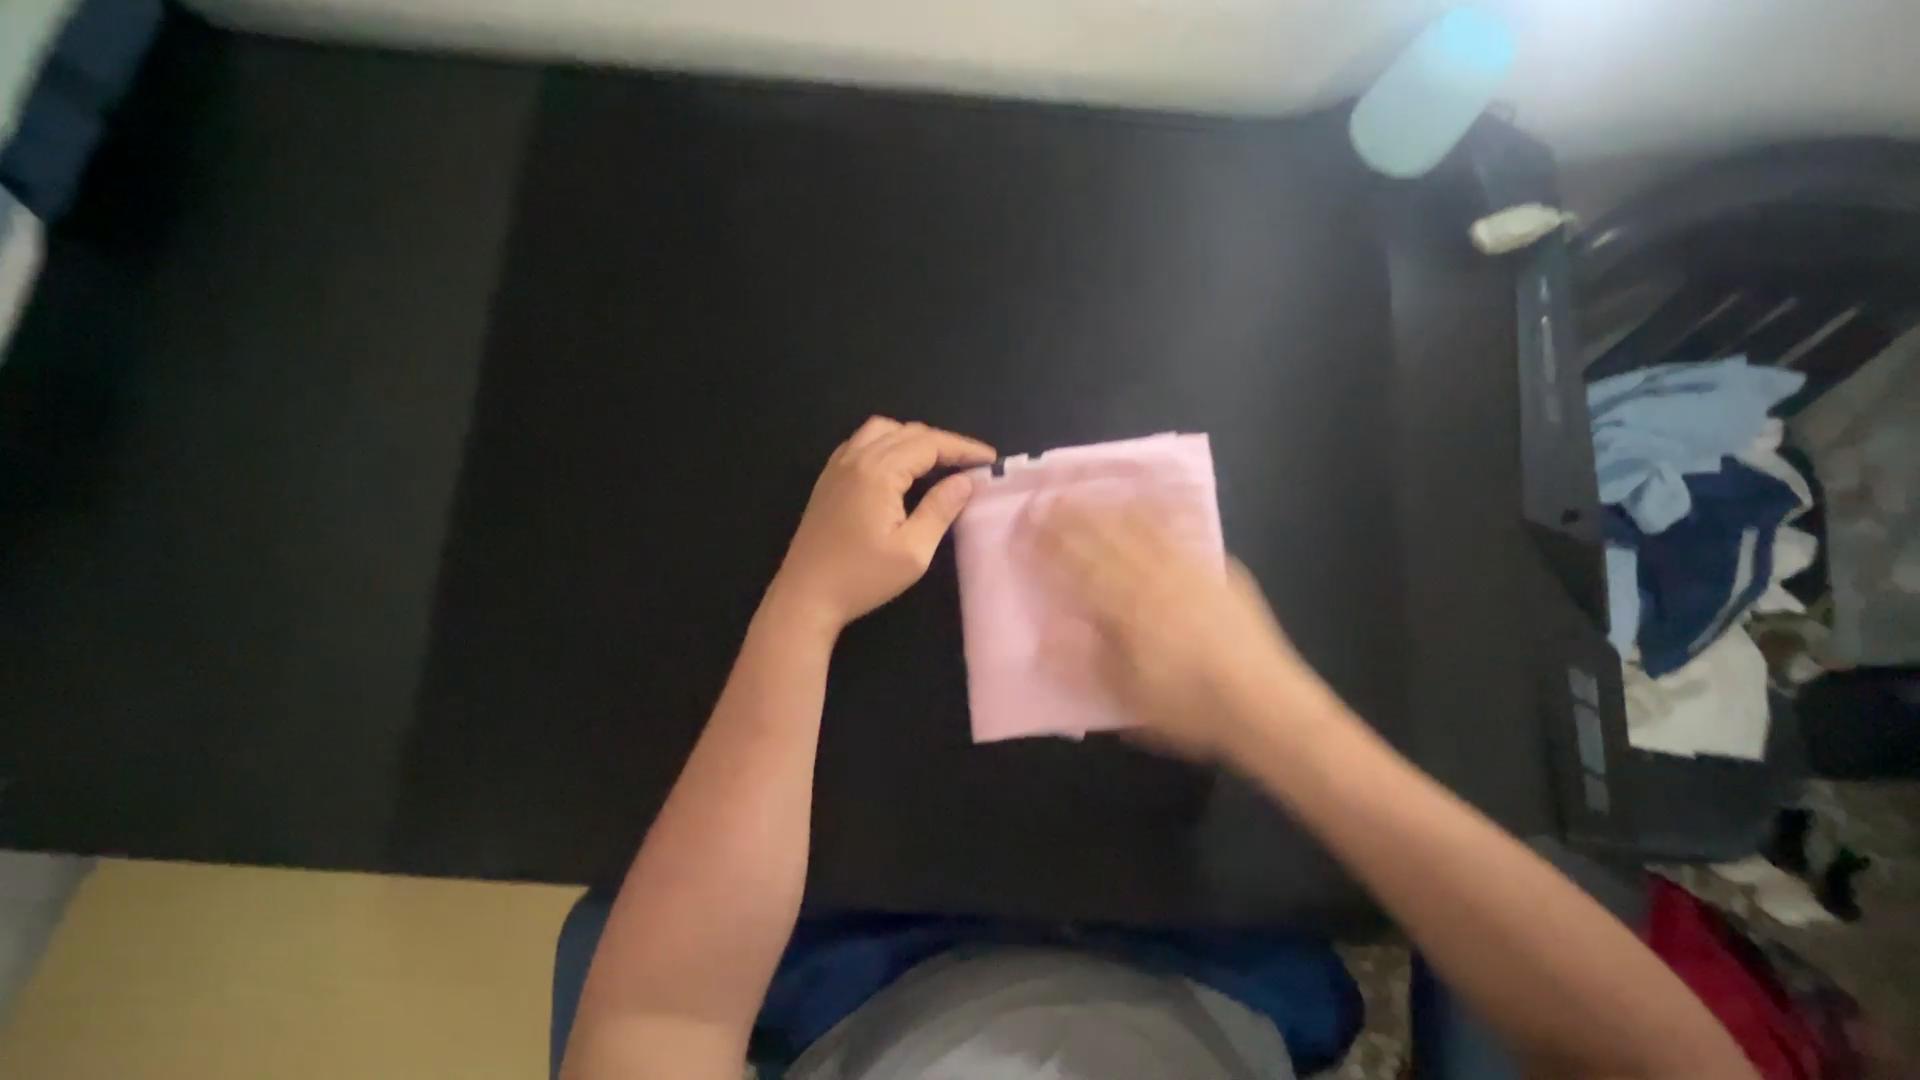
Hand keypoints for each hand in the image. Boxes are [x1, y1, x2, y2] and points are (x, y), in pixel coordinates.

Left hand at [771, 417, 995, 632]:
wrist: (805, 596)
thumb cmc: (862, 578)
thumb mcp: (913, 551)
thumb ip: (941, 509)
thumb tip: (966, 481)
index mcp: (878, 471)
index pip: (930, 444)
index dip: (963, 448)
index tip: (990, 460)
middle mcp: (856, 458)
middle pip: (907, 432)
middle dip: (943, 443)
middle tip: (971, 464)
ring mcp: (837, 466)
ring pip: (882, 431)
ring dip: (914, 438)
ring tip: (937, 461)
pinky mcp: (828, 479)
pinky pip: (861, 443)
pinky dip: (887, 443)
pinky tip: (898, 466)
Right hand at [1031, 500, 1333, 759]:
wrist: (1265, 706)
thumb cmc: (1188, 707)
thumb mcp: (1125, 696)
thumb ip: (1082, 662)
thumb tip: (1046, 635)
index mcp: (1124, 607)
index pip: (1075, 565)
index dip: (1048, 543)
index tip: (1026, 526)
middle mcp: (1153, 578)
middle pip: (1105, 536)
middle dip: (1073, 514)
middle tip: (1049, 496)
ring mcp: (1189, 569)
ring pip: (1143, 526)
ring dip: (1111, 505)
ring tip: (1090, 488)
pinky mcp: (1219, 572)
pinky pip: (1184, 532)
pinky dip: (1163, 511)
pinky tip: (1154, 499)